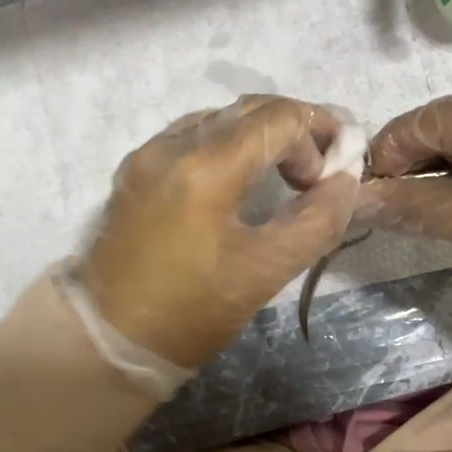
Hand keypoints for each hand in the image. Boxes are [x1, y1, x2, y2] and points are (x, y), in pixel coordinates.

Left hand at [77, 97, 359, 368]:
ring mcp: (147, 154)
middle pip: (248, 109)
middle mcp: (172, 144)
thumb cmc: (190, 313)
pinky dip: (224, 145)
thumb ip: (316, 220)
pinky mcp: (134, 170)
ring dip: (258, 136)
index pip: (279, 117)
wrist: (106, 341)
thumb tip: (345, 181)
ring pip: (218, 119)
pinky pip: (189, 137)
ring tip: (281, 175)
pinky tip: (236, 181)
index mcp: (206, 165)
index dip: (317, 136)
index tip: (326, 180)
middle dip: (292, 130)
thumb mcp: (265, 272)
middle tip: (317, 170)